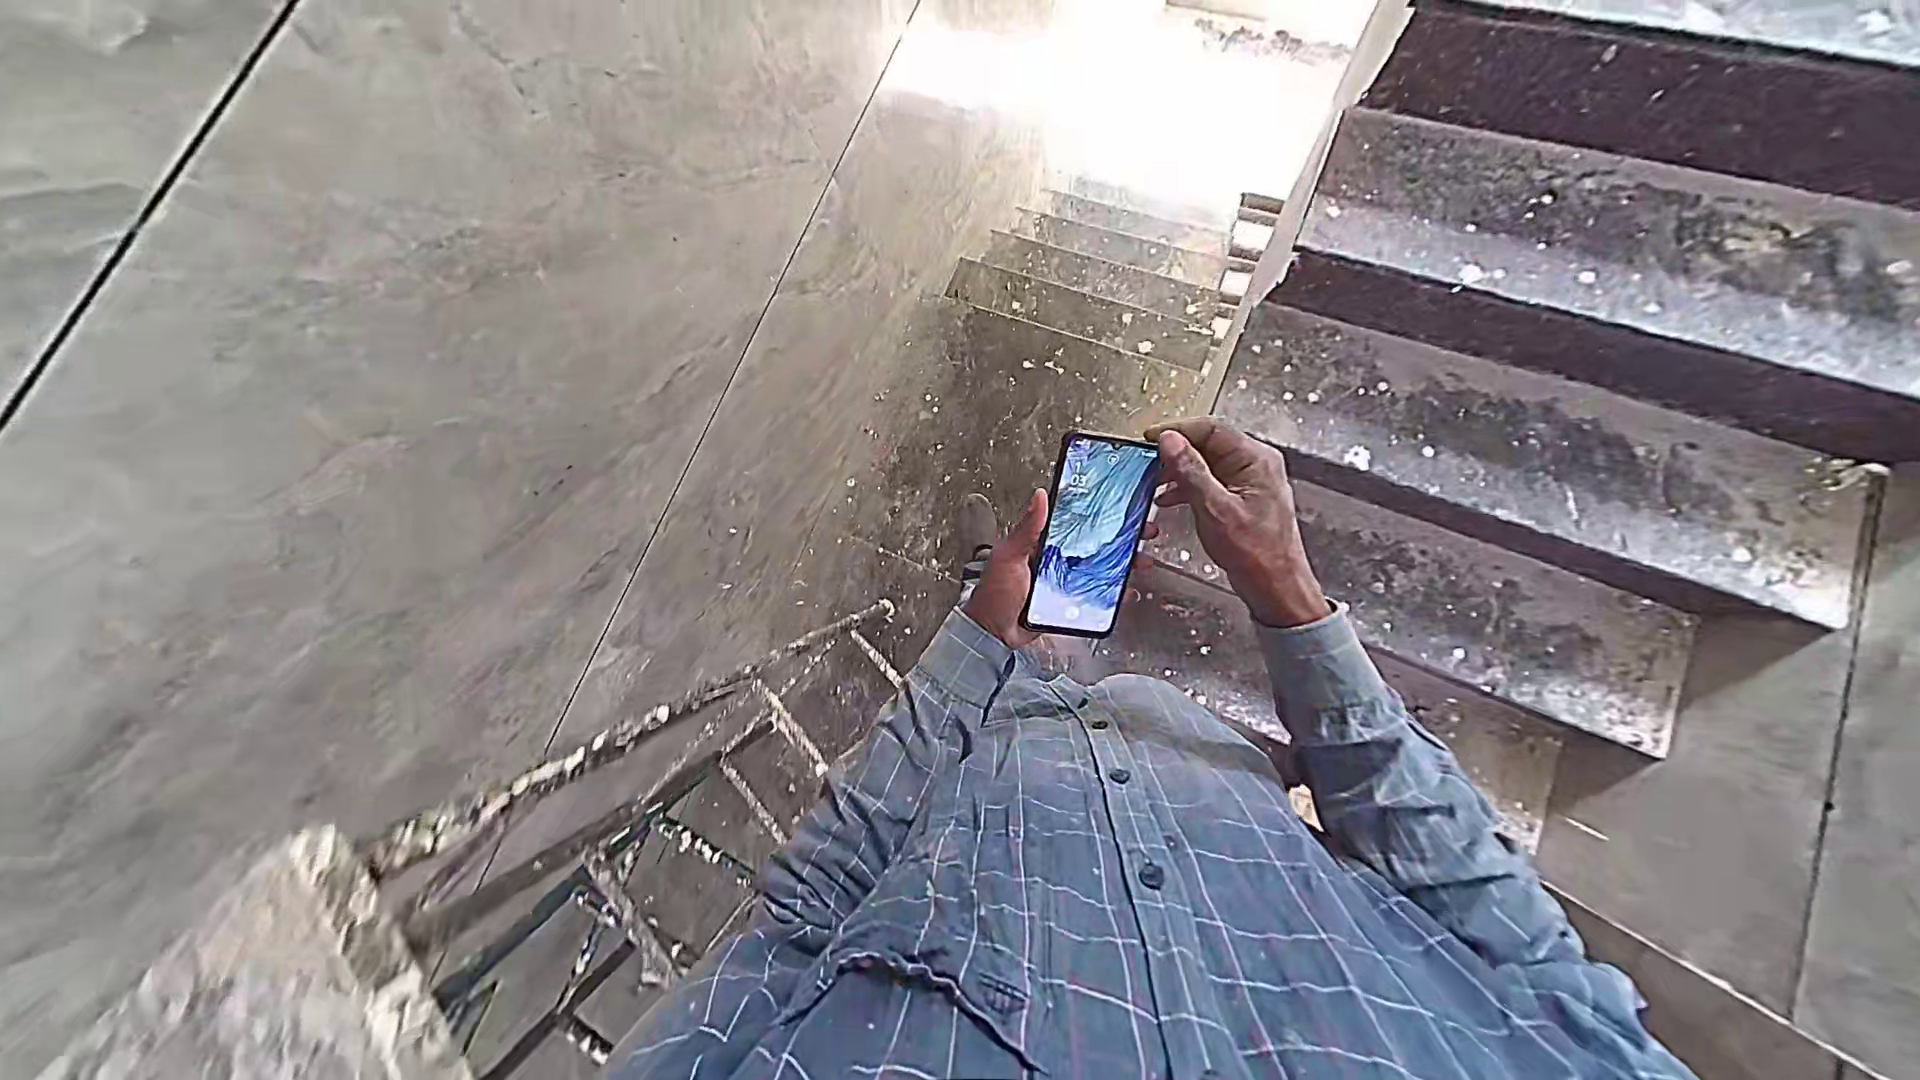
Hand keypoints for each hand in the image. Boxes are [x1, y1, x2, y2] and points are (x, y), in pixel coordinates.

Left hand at [962, 488, 1159, 647]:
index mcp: (1041, 544)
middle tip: (1144, 532)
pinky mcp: (1068, 602)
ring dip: (1124, 565)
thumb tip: (1040, 497)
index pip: (1076, 524)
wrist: (992, 632)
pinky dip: (1113, 593)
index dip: (1100, 517)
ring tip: (1142, 562)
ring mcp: (1063, 581)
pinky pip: (1094, 595)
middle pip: (1094, 546)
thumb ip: (1026, 529)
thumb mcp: (1009, 556)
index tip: (1122, 509)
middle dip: (1121, 540)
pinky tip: (1128, 591)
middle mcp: (1055, 560)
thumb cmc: (994, 594)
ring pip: (1100, 569)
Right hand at [1146, 418, 1329, 627]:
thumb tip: (1171, 441)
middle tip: (1150, 462)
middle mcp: (1255, 465)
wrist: (1275, 585)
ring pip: (1206, 463)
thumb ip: (1191, 471)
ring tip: (1156, 482)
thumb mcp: (1215, 508)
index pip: (1211, 429)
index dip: (1177, 430)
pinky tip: (1169, 498)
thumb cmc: (1256, 552)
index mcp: (1255, 460)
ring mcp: (1248, 482)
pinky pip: (1208, 481)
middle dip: (1176, 452)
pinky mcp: (1239, 498)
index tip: (1150, 438)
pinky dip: (1187, 486)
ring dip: (1179, 470)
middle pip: (1208, 444)